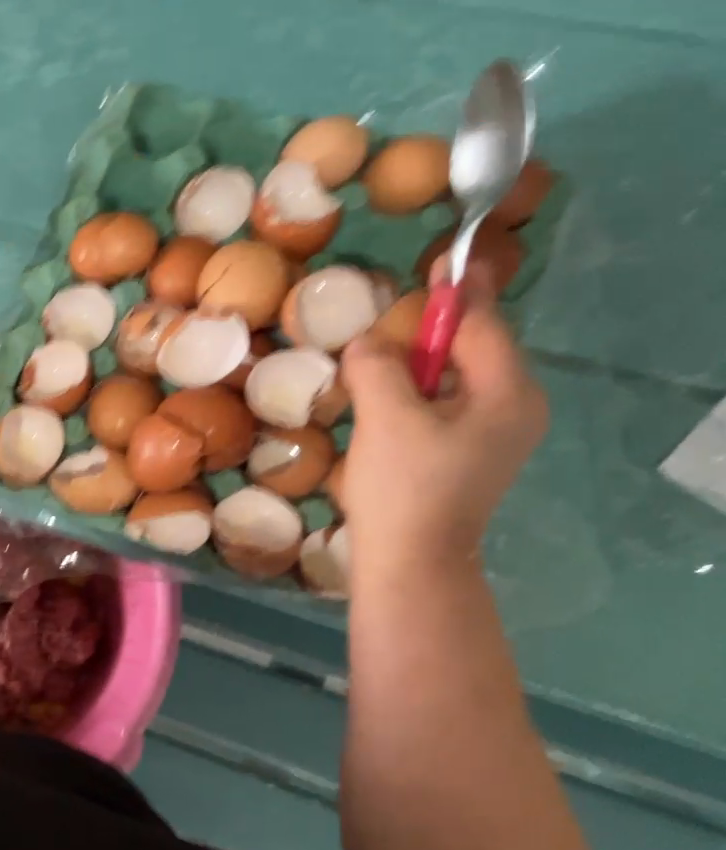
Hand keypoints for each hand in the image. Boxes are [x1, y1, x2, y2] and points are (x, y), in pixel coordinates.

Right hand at [339, 263, 547, 570]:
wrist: (411, 560)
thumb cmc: (404, 486)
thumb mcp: (386, 417)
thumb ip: (378, 367)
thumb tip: (365, 344)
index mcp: (507, 393)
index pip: (482, 326)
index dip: (457, 292)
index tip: (443, 259)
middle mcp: (514, 408)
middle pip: (472, 352)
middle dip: (432, 332)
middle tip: (392, 312)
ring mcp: (494, 436)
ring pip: (455, 381)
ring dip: (417, 366)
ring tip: (375, 359)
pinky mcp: (469, 457)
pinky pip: (445, 407)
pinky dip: (415, 395)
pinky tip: (383, 402)